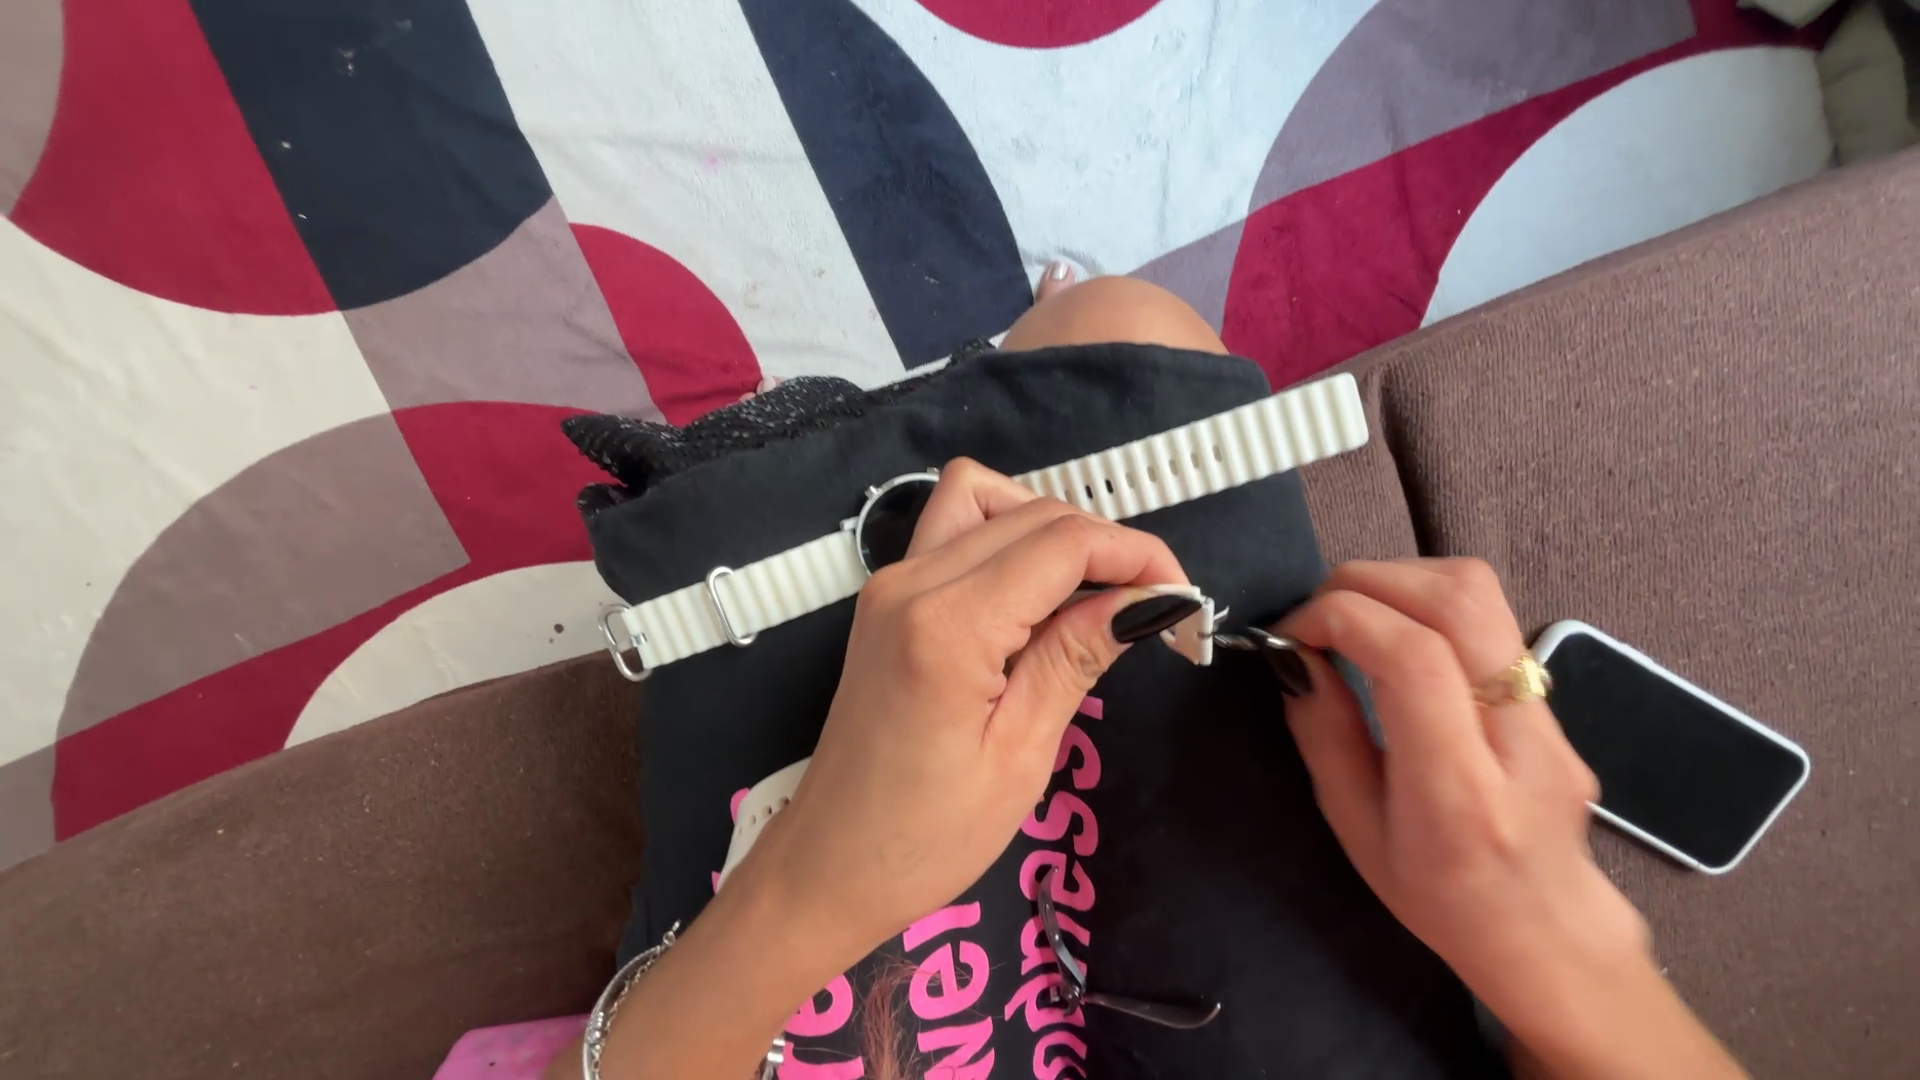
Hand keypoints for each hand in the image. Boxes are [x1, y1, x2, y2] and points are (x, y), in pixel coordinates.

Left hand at [744, 458, 1190, 964]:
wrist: (832, 860)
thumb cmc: (928, 835)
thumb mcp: (1022, 753)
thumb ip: (1078, 655)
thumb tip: (1145, 597)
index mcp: (948, 624)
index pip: (1064, 543)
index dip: (1137, 555)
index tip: (1182, 597)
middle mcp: (911, 579)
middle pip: (1034, 514)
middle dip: (1107, 546)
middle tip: (1149, 608)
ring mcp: (891, 580)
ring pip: (989, 500)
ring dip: (1052, 528)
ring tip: (1089, 594)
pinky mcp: (887, 594)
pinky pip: (956, 527)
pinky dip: (1007, 535)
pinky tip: (1033, 591)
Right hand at [1278, 559, 1742, 1077]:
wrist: (1550, 934)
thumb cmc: (1436, 897)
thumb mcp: (1353, 826)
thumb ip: (1324, 733)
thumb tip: (1294, 654)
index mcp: (1461, 794)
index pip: (1415, 658)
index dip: (1340, 619)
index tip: (1291, 635)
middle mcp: (1522, 740)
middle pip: (1458, 600)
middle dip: (1365, 582)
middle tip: (1317, 615)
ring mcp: (1550, 713)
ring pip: (1479, 590)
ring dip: (1395, 581)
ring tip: (1351, 617)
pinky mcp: (1553, 697)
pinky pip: (1485, 616)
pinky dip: (1419, 601)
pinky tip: (1390, 636)